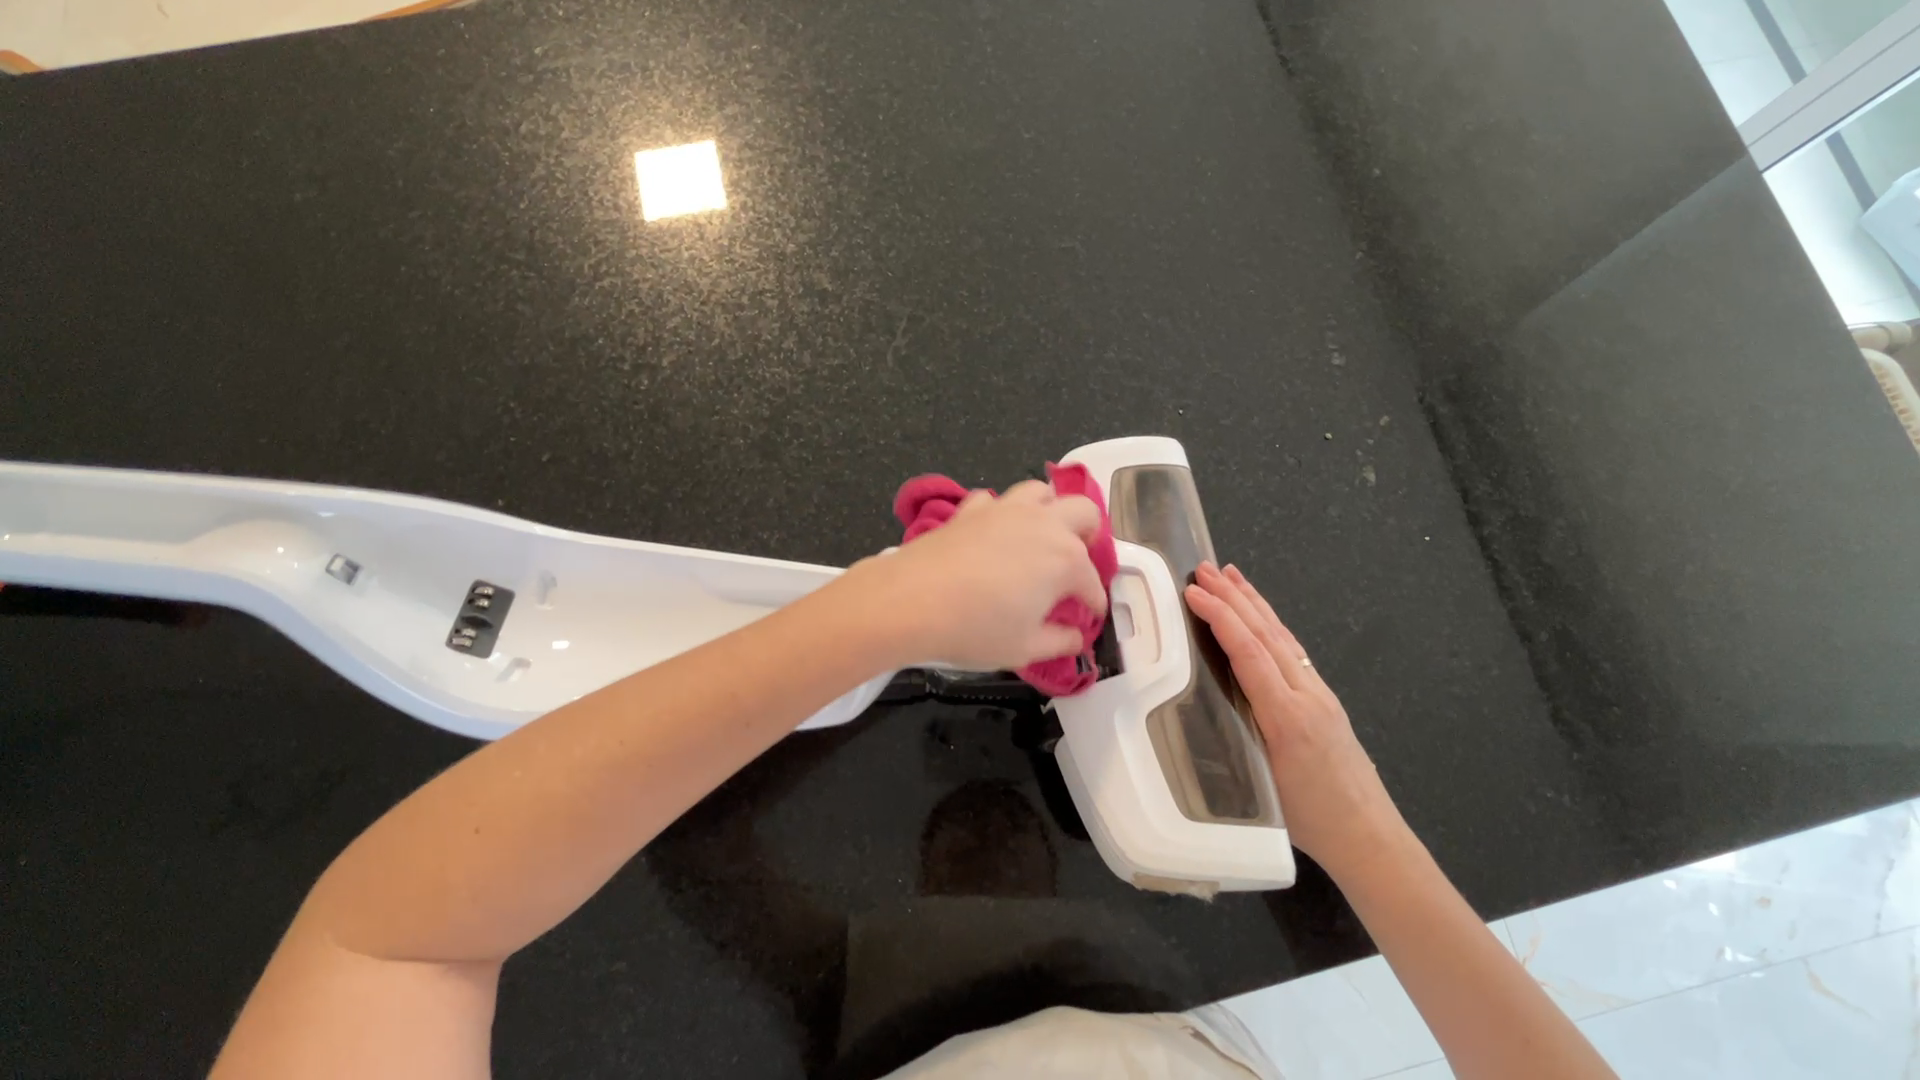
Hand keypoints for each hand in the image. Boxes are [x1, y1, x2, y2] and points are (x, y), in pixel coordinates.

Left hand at [848, 479, 1107, 671]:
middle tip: (1076, 565)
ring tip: (1041, 538)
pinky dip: (1002, 513)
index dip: (1093, 605)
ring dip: (1049, 511)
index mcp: (1065, 561)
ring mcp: (1005, 510)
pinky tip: (994, 534)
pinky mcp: (970, 509)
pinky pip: (996, 500)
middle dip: (1089, 536)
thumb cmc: (974, 629)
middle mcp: (1042, 525)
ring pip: (1042, 491)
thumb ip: (1059, 642)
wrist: (909, 601)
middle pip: (1084, 512)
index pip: (1092, 583)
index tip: (1086, 620)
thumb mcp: (1024, 649)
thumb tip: (1075, 638)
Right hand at [1184, 562, 1409, 879]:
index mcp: (1287, 717)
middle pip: (1267, 634)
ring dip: (1254, 604)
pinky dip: (1271, 626)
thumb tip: (1196, 712)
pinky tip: (1261, 620)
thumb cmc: (1311, 823)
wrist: (1371, 838)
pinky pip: (1292, 653)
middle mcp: (1307, 696)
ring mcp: (1319, 695)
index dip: (1220, 618)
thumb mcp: (1262, 788)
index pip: (1250, 653)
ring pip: (1282, 638)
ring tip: (1231, 576)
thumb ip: (1233, 743)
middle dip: (1234, 597)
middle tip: (1204, 568)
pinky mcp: (1324, 702)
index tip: (1192, 592)